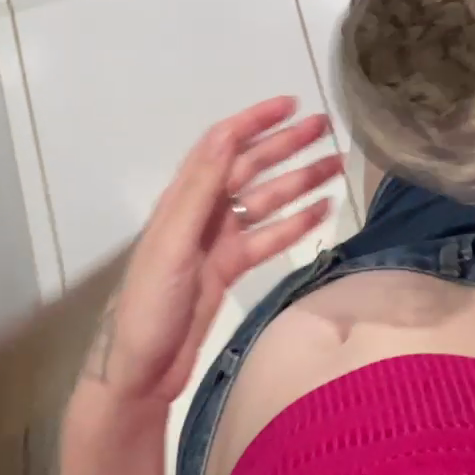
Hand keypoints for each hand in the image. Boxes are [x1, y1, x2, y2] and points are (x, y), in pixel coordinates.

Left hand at [84, 97, 342, 409]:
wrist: (138, 371)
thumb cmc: (151, 302)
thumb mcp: (174, 240)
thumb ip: (201, 186)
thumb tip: (228, 132)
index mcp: (186, 196)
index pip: (224, 143)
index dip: (256, 120)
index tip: (291, 103)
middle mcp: (203, 209)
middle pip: (251, 166)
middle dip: (287, 145)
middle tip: (325, 127)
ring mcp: (218, 239)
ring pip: (266, 200)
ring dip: (299, 181)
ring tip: (336, 166)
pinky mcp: (229, 268)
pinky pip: (268, 237)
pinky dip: (295, 223)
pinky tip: (322, 212)